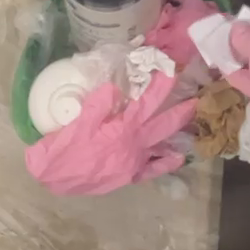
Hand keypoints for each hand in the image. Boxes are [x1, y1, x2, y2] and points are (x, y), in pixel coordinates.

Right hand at [24, 71, 199, 196]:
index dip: (160, 85)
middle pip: (163, 124)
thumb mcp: (77, 125)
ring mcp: (134, 163)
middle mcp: (134, 146)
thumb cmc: (64, 151)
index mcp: (122, 130)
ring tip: (190, 121)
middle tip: (195, 98)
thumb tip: (115, 88)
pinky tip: (177, 157)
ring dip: (177, 133)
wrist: (54, 180)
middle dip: (180, 110)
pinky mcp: (128, 176)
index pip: (147, 103)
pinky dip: (166, 163)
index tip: (171, 69)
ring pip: (162, 145)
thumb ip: (97, 106)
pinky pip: (152, 170)